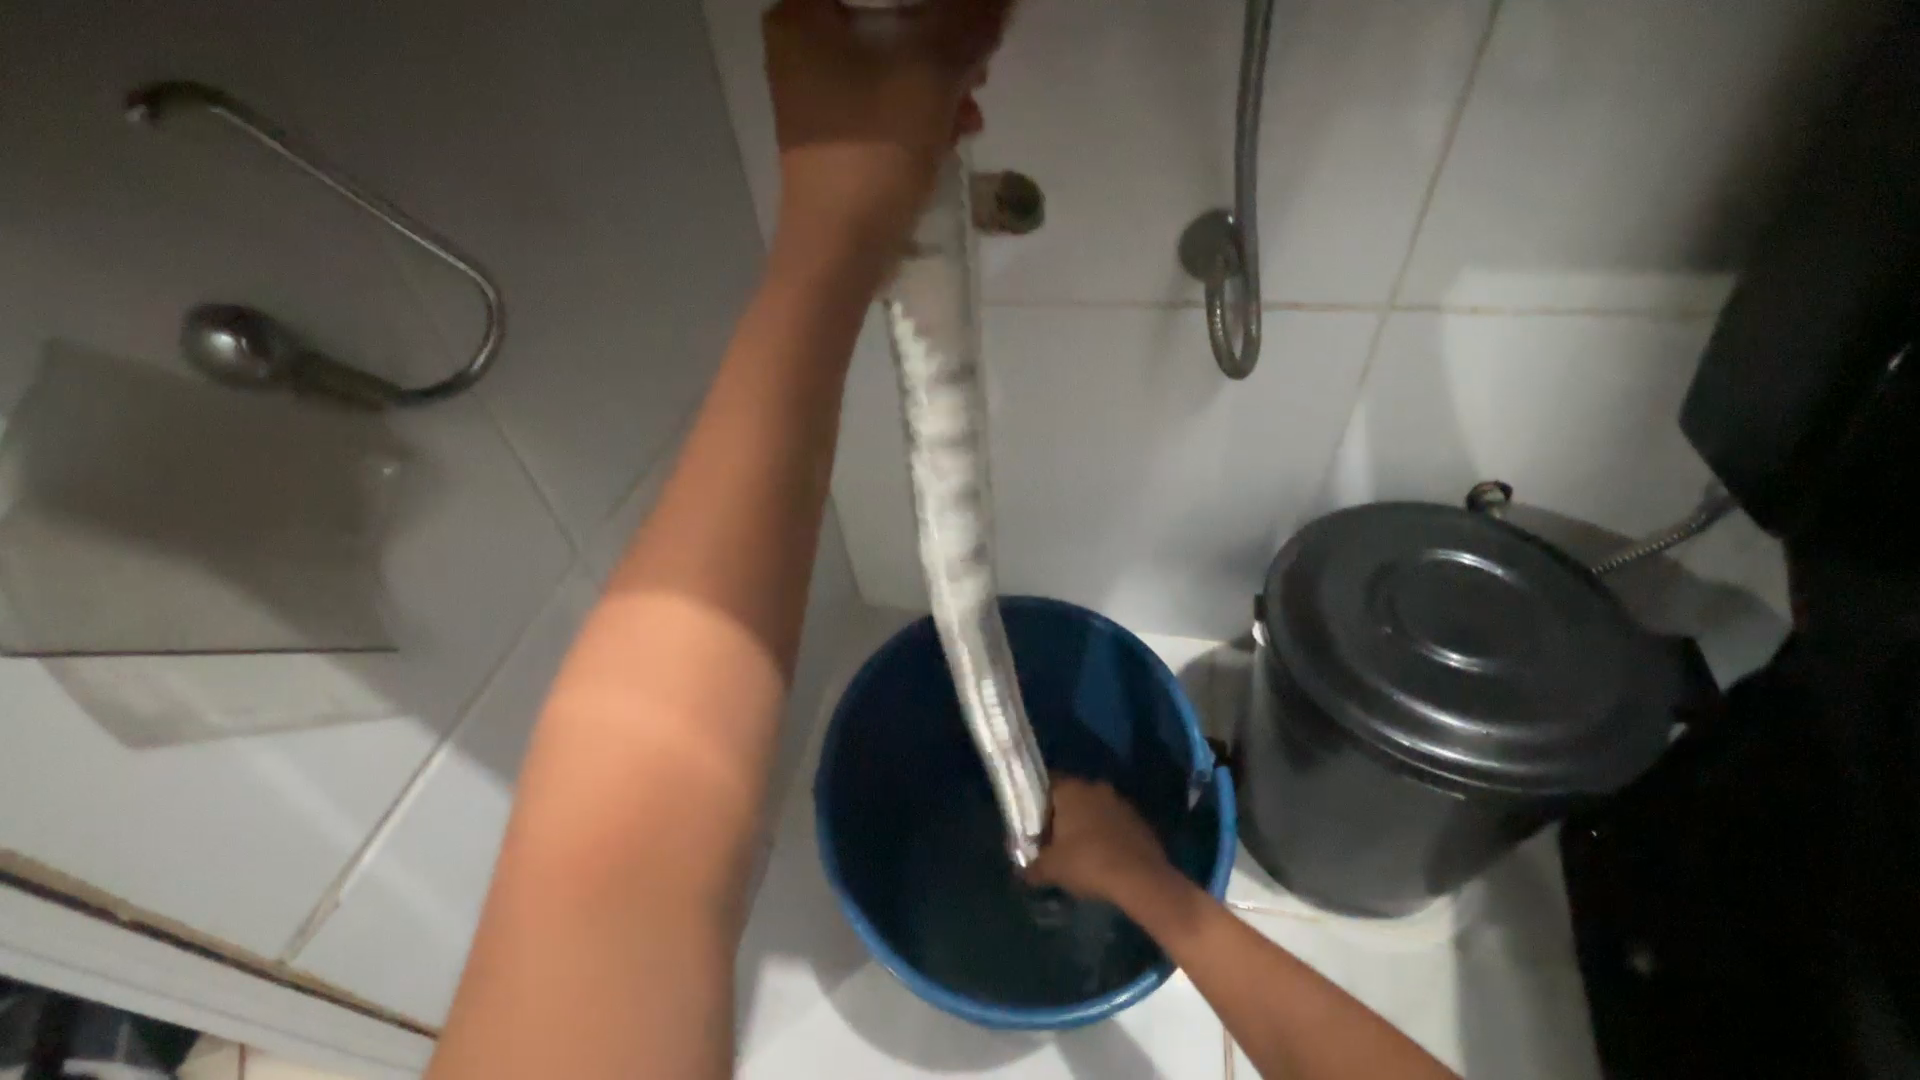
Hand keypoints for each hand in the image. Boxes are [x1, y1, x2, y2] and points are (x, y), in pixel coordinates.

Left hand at [763, 0, 1011, 259]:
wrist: (837, 254)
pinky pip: (887, 101)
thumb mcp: (931, 78)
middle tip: (980, 66)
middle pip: (888, 16)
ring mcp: (816, 96)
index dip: (935, 5)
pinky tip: (954, 133)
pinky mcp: (836, 136)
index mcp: (803, 13)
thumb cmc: (872, 156)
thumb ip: (970, 22)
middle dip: (944, 38)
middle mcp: (801, 46)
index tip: (967, 23)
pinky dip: (923, 110)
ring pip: (893, 60)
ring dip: (941, 79)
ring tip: (972, 110)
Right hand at [1026, 776, 1174, 906]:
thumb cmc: (1086, 863)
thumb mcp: (1050, 869)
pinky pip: (1115, 824)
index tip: (1033, 826)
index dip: (1036, 804)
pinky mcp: (1140, 820)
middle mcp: (1095, 787)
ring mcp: (1121, 802)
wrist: (1140, 878)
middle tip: (1053, 842)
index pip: (1046, 785)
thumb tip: (1024, 871)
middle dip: (1063, 817)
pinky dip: (1107, 837)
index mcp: (1070, 789)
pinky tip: (1104, 859)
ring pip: (1095, 810)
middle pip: (1072, 797)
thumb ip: (1032, 867)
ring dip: (1087, 826)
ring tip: (1079, 854)